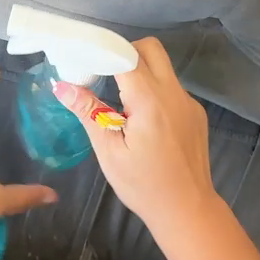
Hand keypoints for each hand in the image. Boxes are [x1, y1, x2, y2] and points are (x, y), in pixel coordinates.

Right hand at [52, 38, 218, 231]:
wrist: (187, 210)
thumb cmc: (143, 185)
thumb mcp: (110, 152)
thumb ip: (89, 114)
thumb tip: (62, 85)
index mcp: (150, 101)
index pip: (126, 56)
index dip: (105, 53)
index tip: (87, 62)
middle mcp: (174, 93)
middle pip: (151, 49)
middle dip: (126, 53)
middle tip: (107, 77)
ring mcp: (189, 102)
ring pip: (164, 68)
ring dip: (142, 74)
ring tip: (124, 107)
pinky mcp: (196, 113)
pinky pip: (173, 89)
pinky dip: (156, 93)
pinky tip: (146, 123)